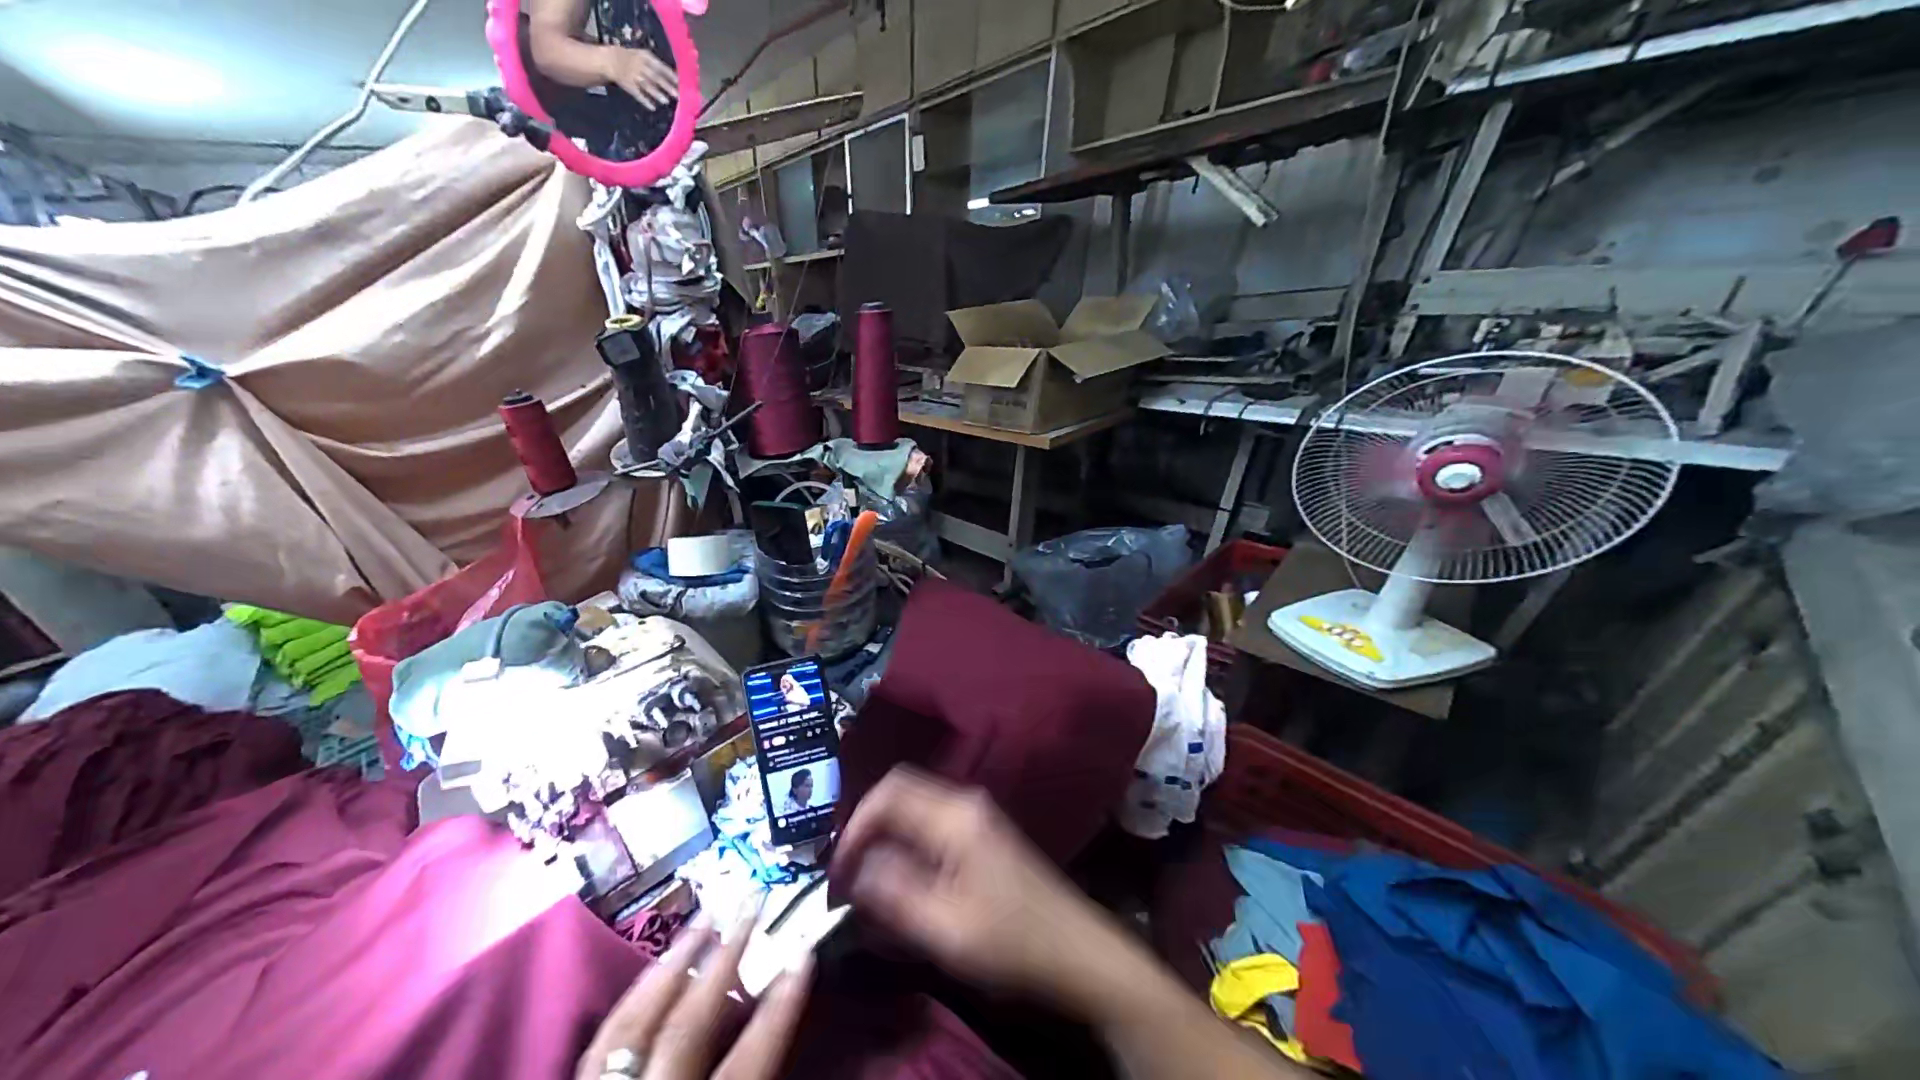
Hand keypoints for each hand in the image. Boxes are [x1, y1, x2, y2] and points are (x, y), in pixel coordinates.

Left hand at [577, 909, 810, 1079]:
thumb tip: (777, 1053)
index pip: (744, 1070)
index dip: (778, 1011)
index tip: (805, 955)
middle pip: (687, 1028)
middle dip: (726, 959)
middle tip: (754, 900)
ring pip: (634, 1022)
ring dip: (676, 961)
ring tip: (708, 915)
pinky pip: (606, 1037)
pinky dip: (637, 993)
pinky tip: (660, 965)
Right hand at [600, 46, 678, 109]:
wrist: (611, 59)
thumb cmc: (633, 59)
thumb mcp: (643, 56)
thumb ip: (657, 66)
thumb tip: (675, 78)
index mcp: (644, 57)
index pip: (660, 66)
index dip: (670, 75)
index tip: (680, 83)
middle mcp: (639, 65)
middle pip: (655, 76)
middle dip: (666, 86)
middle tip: (677, 95)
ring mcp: (633, 75)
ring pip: (646, 85)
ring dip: (656, 93)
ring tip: (666, 101)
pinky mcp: (628, 85)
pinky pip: (637, 93)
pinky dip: (645, 101)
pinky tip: (653, 107)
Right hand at [830, 768, 1129, 1009]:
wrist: (1076, 950)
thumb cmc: (1012, 941)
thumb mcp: (946, 927)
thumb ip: (895, 892)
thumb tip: (855, 869)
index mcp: (956, 816)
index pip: (889, 793)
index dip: (854, 827)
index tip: (837, 870)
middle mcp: (964, 803)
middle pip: (899, 792)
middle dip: (866, 829)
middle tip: (846, 874)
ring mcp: (975, 815)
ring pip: (912, 807)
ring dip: (884, 837)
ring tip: (865, 881)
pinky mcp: (980, 833)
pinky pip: (928, 823)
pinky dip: (904, 843)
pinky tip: (899, 880)